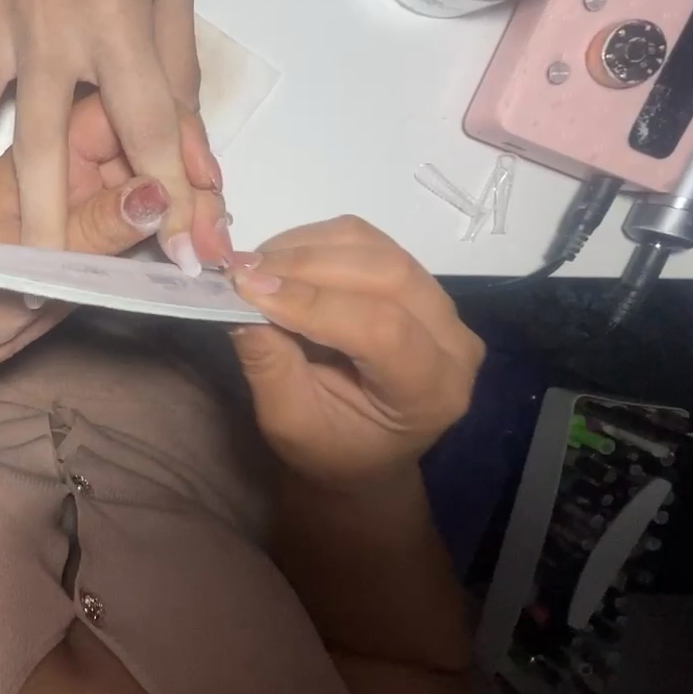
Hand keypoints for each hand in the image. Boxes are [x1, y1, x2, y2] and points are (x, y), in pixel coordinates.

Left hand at [0, 94, 226, 371]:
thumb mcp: (27, 255)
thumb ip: (92, 226)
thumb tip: (158, 194)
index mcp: (46, 145)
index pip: (121, 120)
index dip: (168, 143)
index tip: (203, 181)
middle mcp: (73, 166)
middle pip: (149, 155)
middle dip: (188, 187)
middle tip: (218, 232)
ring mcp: (89, 204)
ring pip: (155, 196)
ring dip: (188, 217)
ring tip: (219, 249)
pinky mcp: (98, 243)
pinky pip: (146, 234)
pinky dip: (174, 244)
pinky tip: (203, 257)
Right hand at [226, 218, 484, 483]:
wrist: (361, 452)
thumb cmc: (327, 447)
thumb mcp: (287, 421)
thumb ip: (268, 364)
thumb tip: (240, 302)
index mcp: (431, 392)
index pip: (382, 329)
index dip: (312, 302)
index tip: (246, 290)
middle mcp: (453, 342)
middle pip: (387, 275)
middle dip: (305, 265)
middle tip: (242, 271)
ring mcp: (441, 306)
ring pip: (376, 248)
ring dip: (306, 246)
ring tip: (254, 266)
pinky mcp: (416, 282)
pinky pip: (367, 241)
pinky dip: (314, 241)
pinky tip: (278, 262)